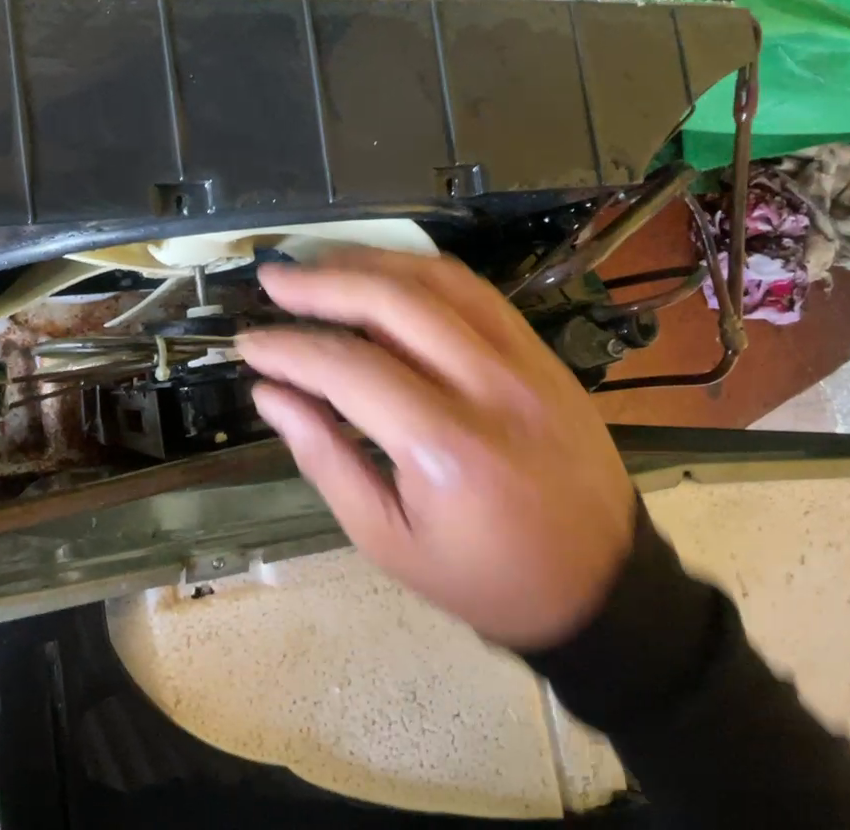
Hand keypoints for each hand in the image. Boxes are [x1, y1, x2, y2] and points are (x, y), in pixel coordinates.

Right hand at [234, 249, 634, 650]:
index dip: (289, 349)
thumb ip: (324, 459)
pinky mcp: (543, 356)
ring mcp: (526, 363)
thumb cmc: (482, 577)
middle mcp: (490, 388)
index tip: (249, 344)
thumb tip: (271, 395)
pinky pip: (475, 293)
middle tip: (273, 280)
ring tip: (318, 263)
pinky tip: (383, 275)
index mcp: (446, 448)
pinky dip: (420, 273)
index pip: (348, 369)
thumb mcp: (387, 539)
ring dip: (370, 263)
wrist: (600, 587)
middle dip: (323, 283)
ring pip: (439, 281)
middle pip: (395, 303)